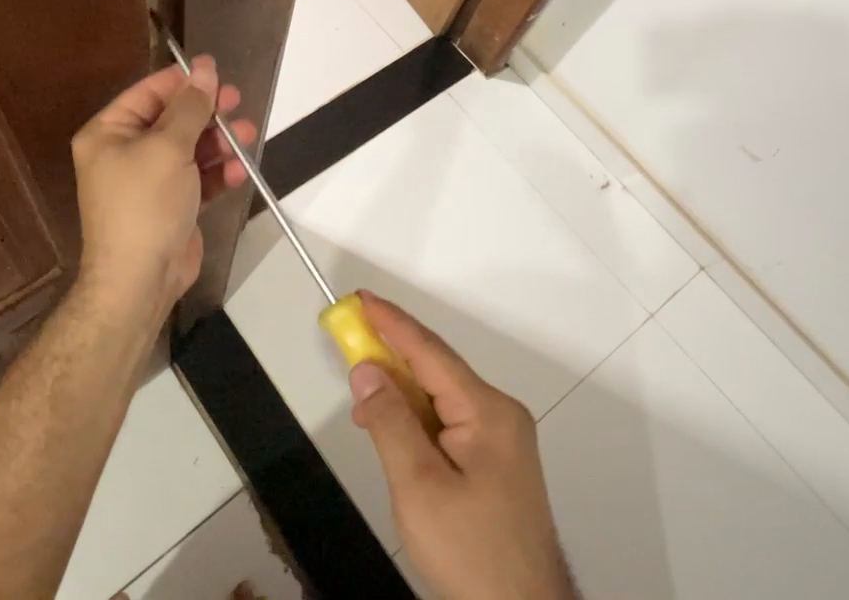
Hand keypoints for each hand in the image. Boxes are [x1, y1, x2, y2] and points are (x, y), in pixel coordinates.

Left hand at [71, 55, 255, 323]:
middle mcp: (124, 154)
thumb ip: (191, 106)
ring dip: (218, 143)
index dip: (182, 82)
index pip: (147, 94)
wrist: (141, 278)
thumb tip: (205, 67)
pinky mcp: (170, 206)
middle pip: (171, 120)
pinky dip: (216, 174)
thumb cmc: (145, 203)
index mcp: (108, 133)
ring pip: (189, 149)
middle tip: (237, 102)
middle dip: (206, 113)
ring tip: (247, 136)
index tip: (216, 71)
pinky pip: (196, 179)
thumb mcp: (169, 147)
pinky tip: (237, 172)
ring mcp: (148, 182)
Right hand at [351, 292, 575, 599]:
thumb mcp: (418, 485)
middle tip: (347, 344)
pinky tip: (391, 432)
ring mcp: (501, 439)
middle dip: (390, 357)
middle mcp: (499, 414)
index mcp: (487, 411)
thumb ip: (390, 421)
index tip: (358, 298)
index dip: (391, 322)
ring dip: (399, 395)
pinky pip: (447, 421)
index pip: (430, 352)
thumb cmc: (469, 550)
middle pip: (436, 371)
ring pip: (439, 398)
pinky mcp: (494, 462)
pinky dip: (415, 419)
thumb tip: (366, 369)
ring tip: (362, 405)